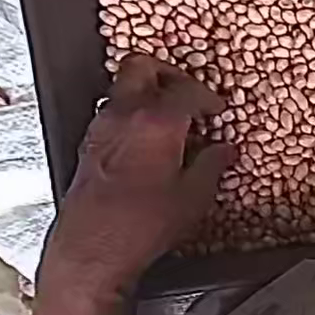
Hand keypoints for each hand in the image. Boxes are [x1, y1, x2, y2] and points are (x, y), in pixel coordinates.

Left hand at [40, 55, 234, 294]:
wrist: (94, 247)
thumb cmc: (144, 223)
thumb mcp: (195, 195)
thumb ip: (212, 164)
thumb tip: (224, 150)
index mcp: (156, 123)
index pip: (187, 90)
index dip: (209, 97)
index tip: (219, 109)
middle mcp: (124, 116)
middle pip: (142, 67)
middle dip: (171, 74)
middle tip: (191, 94)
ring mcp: (101, 128)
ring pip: (124, 88)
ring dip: (151, 94)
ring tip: (175, 120)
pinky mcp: (90, 145)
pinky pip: (114, 113)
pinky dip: (136, 115)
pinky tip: (153, 142)